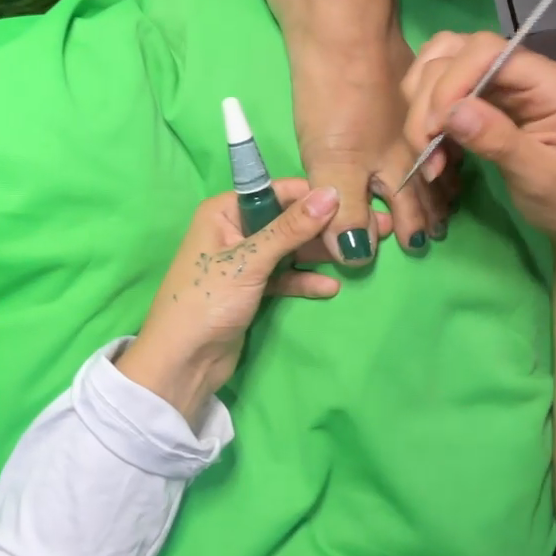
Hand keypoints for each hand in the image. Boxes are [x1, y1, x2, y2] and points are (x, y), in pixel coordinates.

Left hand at [117, 180, 386, 425]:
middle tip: (373, 227)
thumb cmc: (207, 301)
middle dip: (325, 225)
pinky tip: (331, 286)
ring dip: (320, 253)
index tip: (357, 197)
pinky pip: (285, 276)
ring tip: (362, 253)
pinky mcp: (251, 289)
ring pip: (289, 249)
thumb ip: (291, 228)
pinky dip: (305, 280)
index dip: (315, 195)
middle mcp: (233, 228)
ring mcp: (243, 260)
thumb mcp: (250, 261)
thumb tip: (331, 192)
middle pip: (287, 219)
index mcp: (224, 211)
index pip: (277, 192)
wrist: (182, 364)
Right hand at [401, 31, 555, 249]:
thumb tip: (453, 112)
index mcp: (548, 81)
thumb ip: (500, 141)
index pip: (485, 50)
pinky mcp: (482, 102)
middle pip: (453, 52)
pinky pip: (438, 94)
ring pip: (438, 67)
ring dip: (421, 107)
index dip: (451, 82)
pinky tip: (432, 151)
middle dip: (429, 100)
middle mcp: (520, 72)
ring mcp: (499, 85)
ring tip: (428, 152)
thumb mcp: (543, 178)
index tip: (437, 129)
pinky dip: (425, 118)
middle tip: (427, 150)